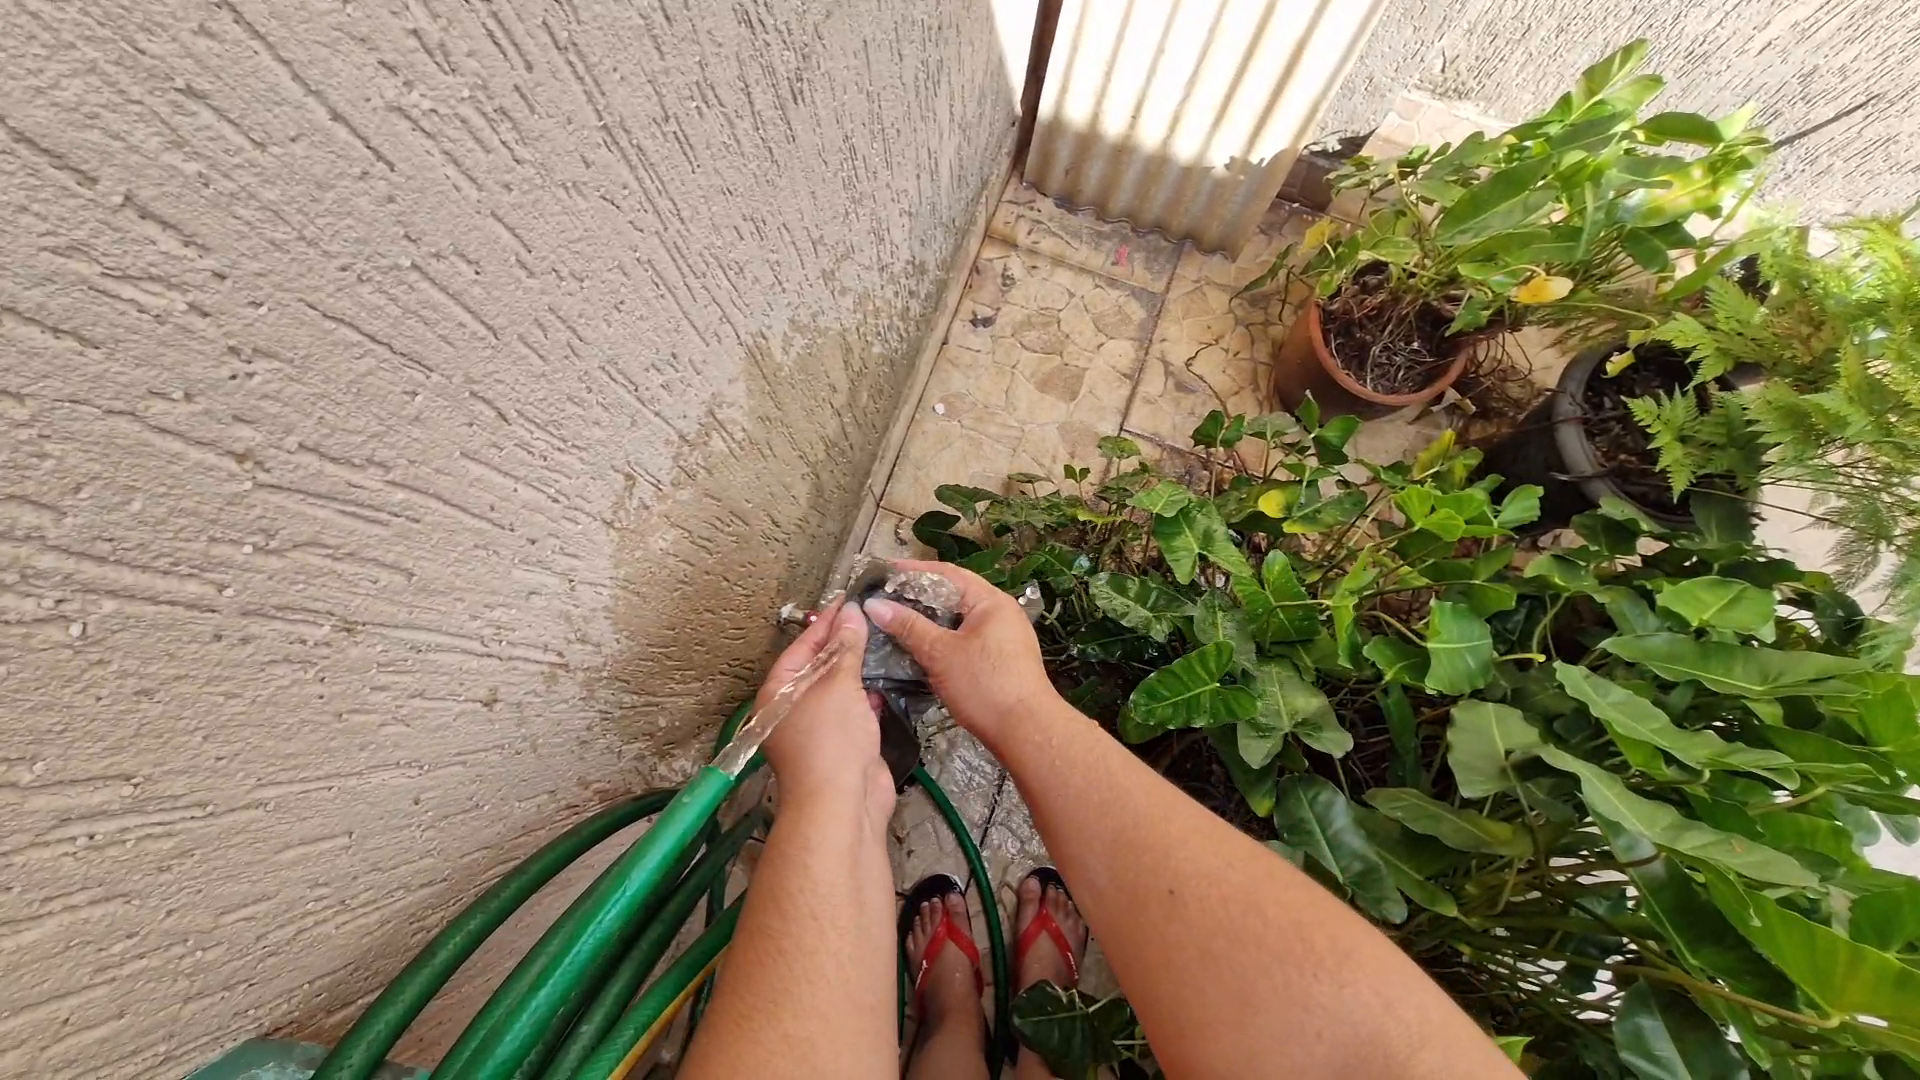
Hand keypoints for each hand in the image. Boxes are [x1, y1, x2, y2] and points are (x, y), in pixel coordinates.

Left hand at [756, 600, 887, 805]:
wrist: (842, 803)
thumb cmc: (830, 741)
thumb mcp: (838, 684)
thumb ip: (846, 647)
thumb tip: (851, 613)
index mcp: (778, 693)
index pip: (802, 647)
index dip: (826, 622)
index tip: (847, 599)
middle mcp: (793, 710)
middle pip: (818, 667)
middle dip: (842, 644)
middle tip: (866, 616)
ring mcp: (818, 730)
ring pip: (838, 690)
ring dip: (856, 670)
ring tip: (879, 643)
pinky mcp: (842, 746)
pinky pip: (853, 712)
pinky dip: (866, 697)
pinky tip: (881, 684)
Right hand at [862, 560, 1061, 749]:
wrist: (1026, 731)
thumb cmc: (985, 686)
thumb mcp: (940, 653)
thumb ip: (908, 626)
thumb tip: (874, 605)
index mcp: (991, 601)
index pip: (948, 574)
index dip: (913, 571)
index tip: (884, 572)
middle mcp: (1000, 612)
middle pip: (954, 595)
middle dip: (919, 596)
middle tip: (885, 597)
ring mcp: (1003, 637)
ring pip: (959, 619)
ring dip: (930, 619)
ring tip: (897, 620)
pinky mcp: (1000, 660)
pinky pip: (965, 638)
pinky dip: (942, 638)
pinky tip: (921, 647)